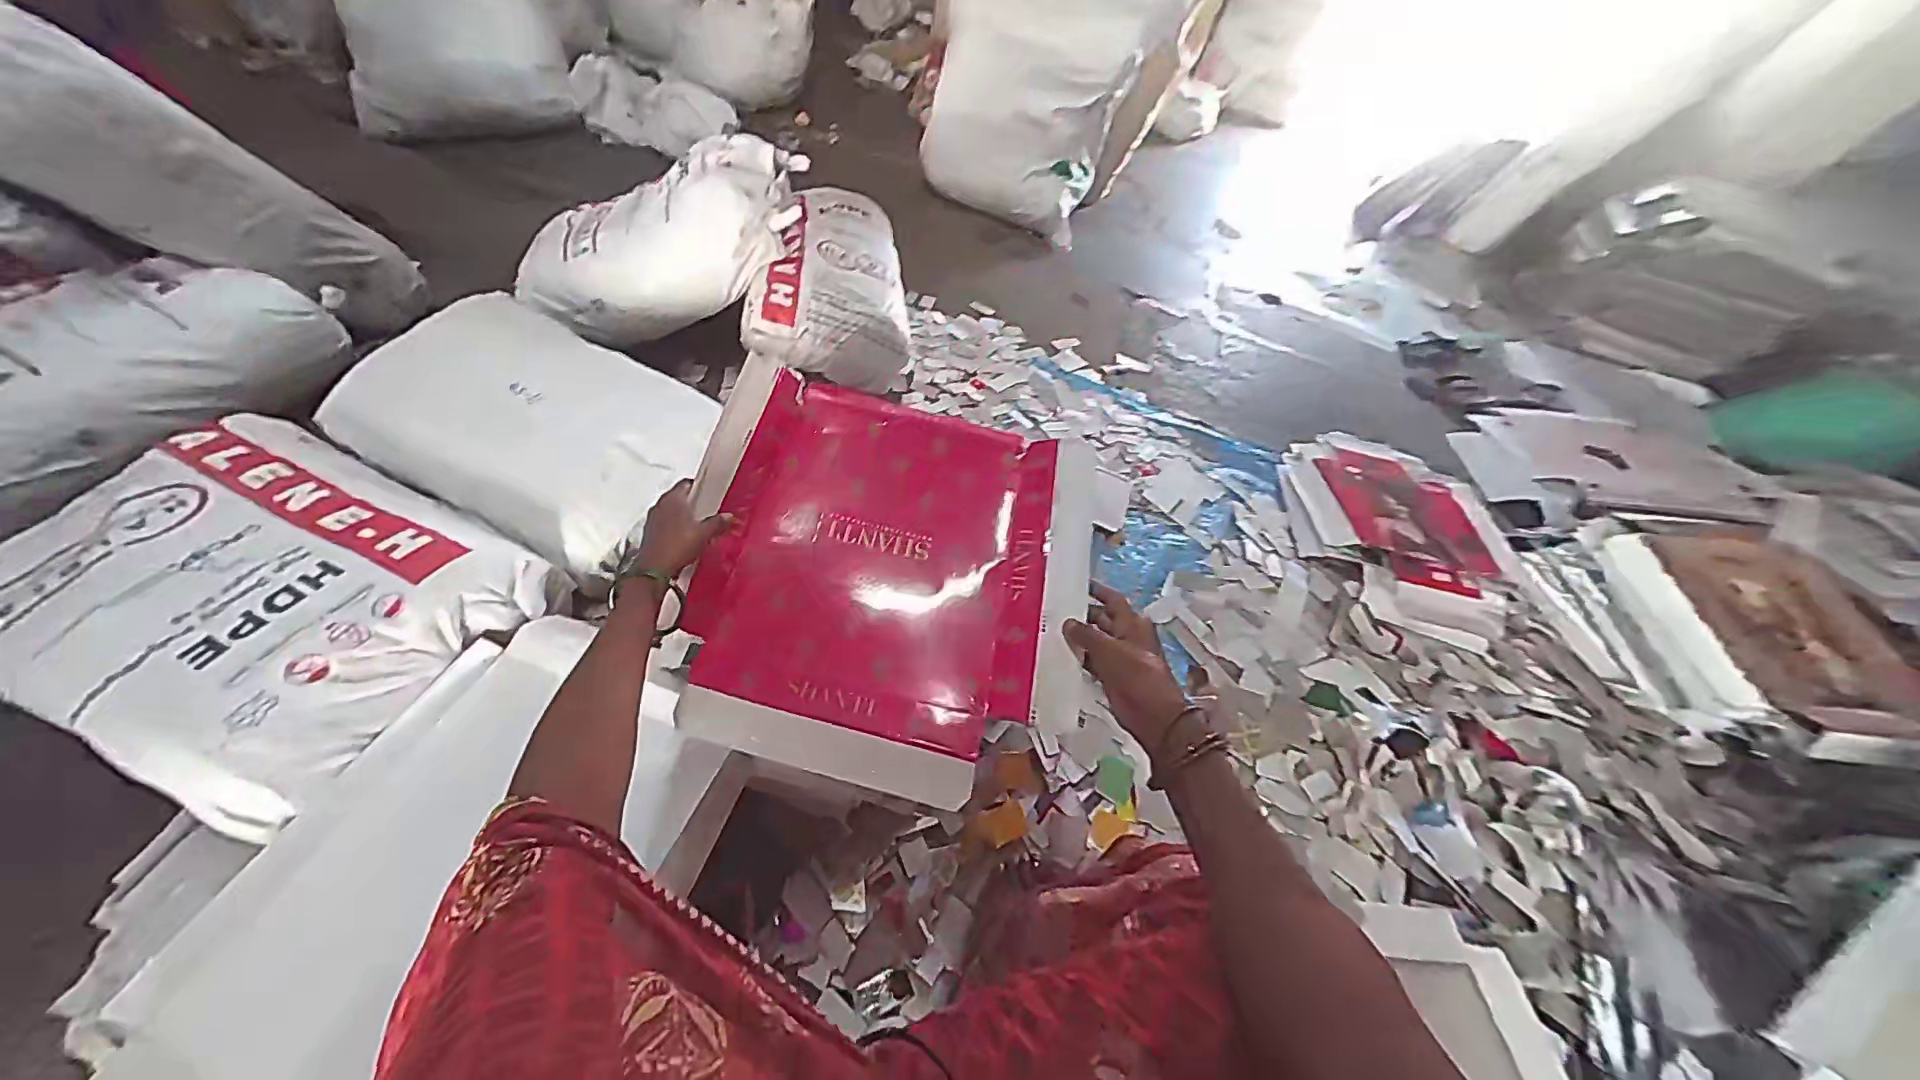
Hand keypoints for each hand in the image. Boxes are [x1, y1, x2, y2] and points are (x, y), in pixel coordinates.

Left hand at [628, 480, 734, 579]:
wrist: (655, 570)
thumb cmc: (678, 546)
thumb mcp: (704, 534)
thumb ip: (718, 523)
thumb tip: (730, 517)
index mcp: (673, 499)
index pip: (687, 483)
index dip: (700, 487)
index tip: (711, 494)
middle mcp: (660, 505)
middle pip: (679, 497)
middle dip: (693, 503)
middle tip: (709, 511)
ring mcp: (652, 519)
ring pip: (672, 511)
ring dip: (684, 516)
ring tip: (699, 526)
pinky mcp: (649, 533)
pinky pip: (666, 524)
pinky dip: (676, 527)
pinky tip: (686, 538)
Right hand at [1064, 582, 1195, 755]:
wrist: (1153, 714)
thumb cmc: (1137, 675)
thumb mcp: (1110, 650)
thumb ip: (1087, 634)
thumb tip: (1068, 622)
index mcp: (1132, 623)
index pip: (1112, 599)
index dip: (1097, 590)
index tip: (1076, 584)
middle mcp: (1125, 636)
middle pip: (1100, 619)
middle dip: (1080, 615)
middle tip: (1053, 609)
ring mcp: (1118, 656)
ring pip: (1093, 640)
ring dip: (1076, 637)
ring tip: (1050, 629)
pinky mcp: (1110, 675)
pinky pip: (1090, 660)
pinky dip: (1078, 657)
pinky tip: (1059, 654)